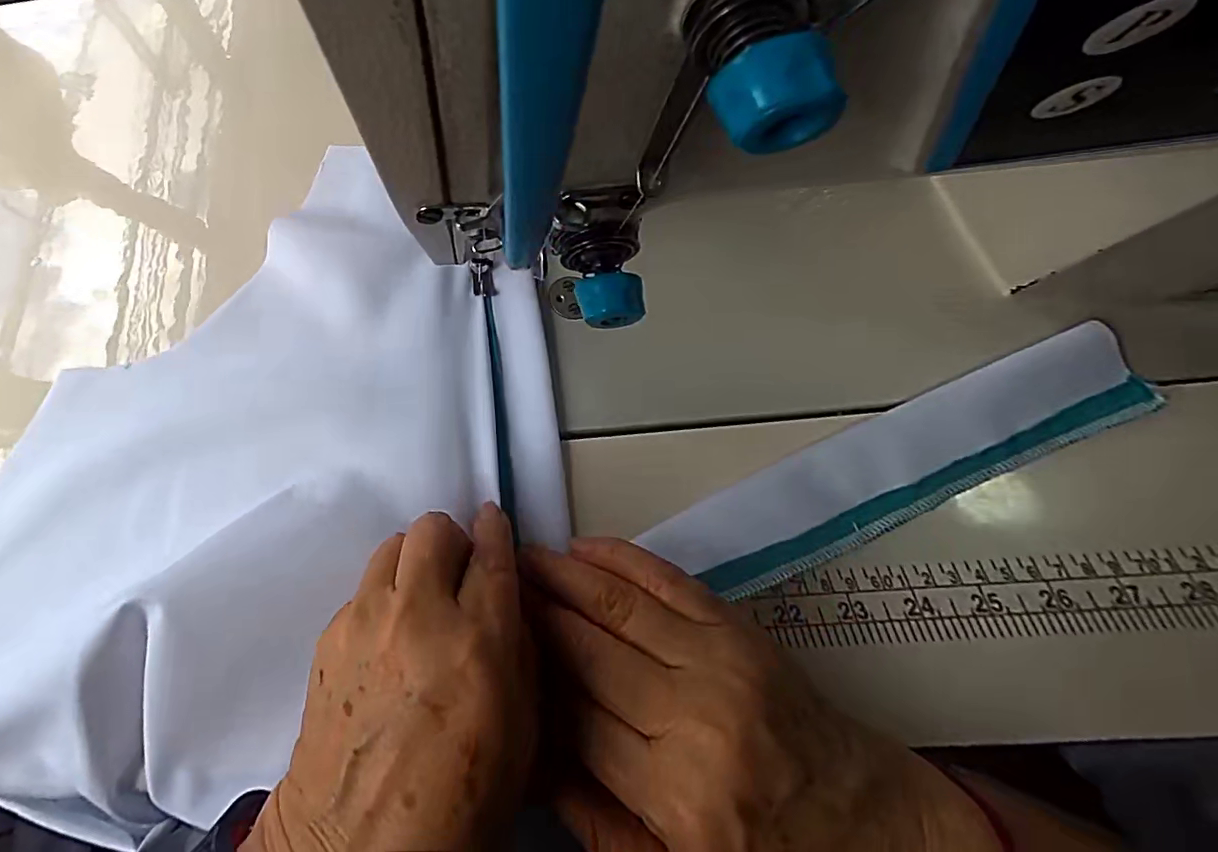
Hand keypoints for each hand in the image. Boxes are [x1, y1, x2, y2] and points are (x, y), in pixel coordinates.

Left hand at [244, 504, 535, 851]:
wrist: (359, 835)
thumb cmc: (455, 804)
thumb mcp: (520, 736)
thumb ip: (517, 655)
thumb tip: (504, 606)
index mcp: (478, 643)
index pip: (492, 556)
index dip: (496, 532)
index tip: (494, 521)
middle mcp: (418, 615)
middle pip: (432, 530)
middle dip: (451, 540)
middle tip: (458, 568)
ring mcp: (367, 617)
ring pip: (392, 546)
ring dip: (413, 561)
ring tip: (420, 598)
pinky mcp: (331, 628)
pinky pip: (363, 588)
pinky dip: (382, 597)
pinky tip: (387, 639)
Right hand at [524, 537, 999, 851]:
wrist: (881, 833)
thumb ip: (594, 818)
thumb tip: (525, 751)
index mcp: (675, 793)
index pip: (569, 711)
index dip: (524, 669)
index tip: (490, 640)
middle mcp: (693, 719)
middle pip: (584, 647)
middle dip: (529, 610)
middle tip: (489, 584)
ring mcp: (721, 665)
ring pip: (615, 604)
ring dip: (560, 573)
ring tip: (520, 556)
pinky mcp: (741, 633)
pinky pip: (666, 579)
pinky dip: (618, 556)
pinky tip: (579, 547)